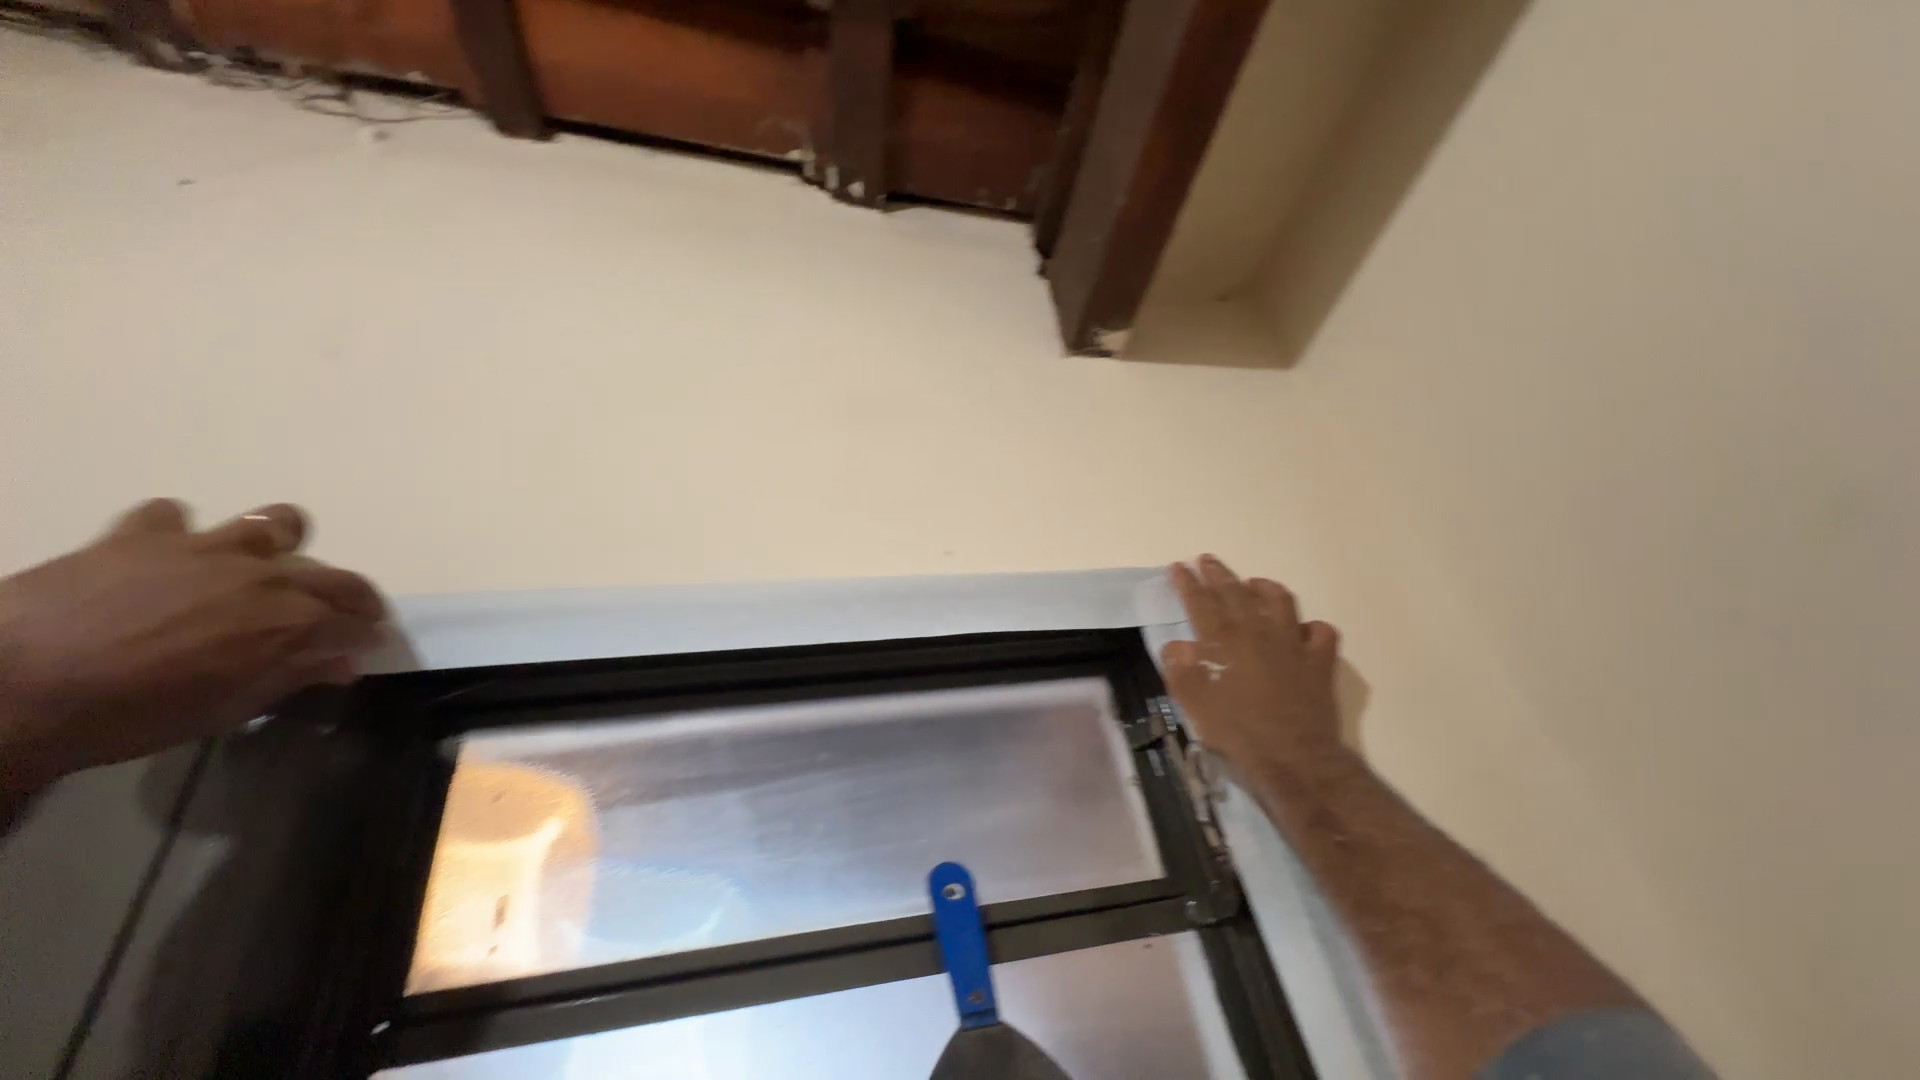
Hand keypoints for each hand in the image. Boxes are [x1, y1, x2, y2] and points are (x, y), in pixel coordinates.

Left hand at [0, 500, 385, 794]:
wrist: (14, 687)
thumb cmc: (132, 715)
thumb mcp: (227, 709)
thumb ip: (292, 677)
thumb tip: (342, 663)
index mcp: (292, 623)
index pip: (354, 625)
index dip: (365, 637)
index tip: (367, 646)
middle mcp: (266, 576)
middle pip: (336, 576)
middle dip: (352, 597)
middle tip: (346, 614)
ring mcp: (205, 549)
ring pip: (273, 522)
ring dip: (281, 543)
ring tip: (266, 566)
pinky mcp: (142, 535)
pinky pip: (170, 516)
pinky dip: (177, 533)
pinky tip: (169, 556)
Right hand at [1161, 555, 1343, 773]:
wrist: (1290, 755)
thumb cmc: (1235, 730)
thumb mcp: (1192, 703)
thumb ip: (1179, 668)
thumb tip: (1178, 646)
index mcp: (1222, 640)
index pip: (1200, 601)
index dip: (1187, 582)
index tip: (1178, 567)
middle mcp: (1257, 631)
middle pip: (1236, 592)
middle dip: (1219, 574)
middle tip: (1208, 561)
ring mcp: (1292, 643)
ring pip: (1280, 602)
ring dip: (1264, 588)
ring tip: (1255, 583)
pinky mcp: (1319, 660)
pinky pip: (1320, 633)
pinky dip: (1311, 627)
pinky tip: (1304, 630)